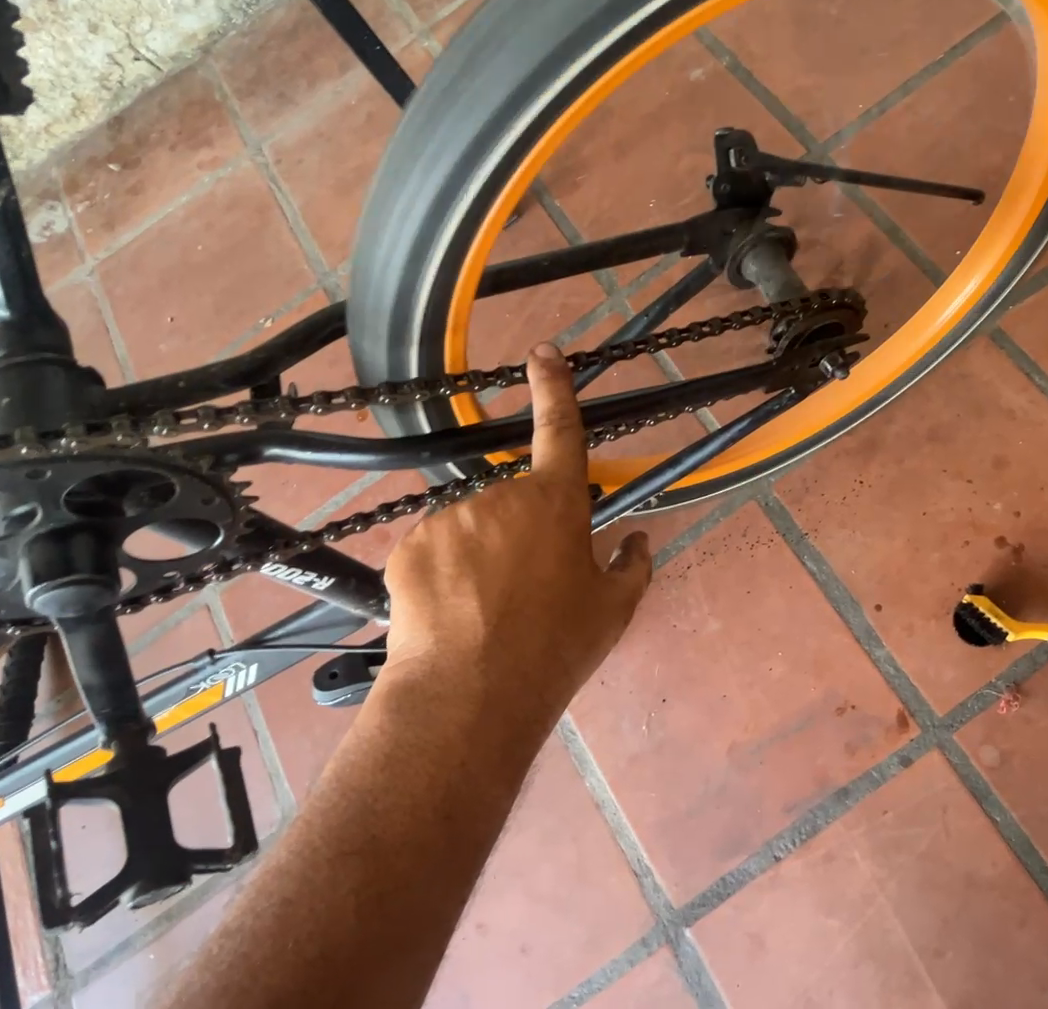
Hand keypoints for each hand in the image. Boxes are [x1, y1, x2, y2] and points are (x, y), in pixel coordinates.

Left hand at [380, 344, 651, 709]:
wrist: (471, 695)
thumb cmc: (556, 647)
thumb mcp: (612, 611)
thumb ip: (632, 566)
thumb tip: (638, 540)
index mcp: (555, 502)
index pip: (560, 429)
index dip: (554, 387)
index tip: (545, 352)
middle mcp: (500, 496)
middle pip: (516, 502)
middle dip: (522, 533)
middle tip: (526, 589)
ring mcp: (449, 518)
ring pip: (473, 528)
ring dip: (482, 555)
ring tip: (486, 611)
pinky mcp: (409, 546)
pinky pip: (435, 550)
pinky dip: (444, 573)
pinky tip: (452, 613)